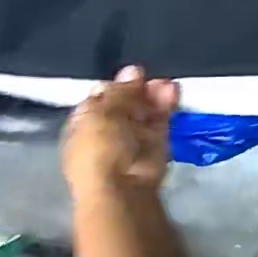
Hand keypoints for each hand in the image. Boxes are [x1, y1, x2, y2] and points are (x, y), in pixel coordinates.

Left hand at [62, 65, 178, 202]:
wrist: (123, 186)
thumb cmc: (99, 149)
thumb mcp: (102, 113)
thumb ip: (120, 91)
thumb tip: (133, 70)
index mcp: (84, 124)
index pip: (99, 98)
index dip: (114, 86)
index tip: (129, 75)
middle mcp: (108, 130)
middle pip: (126, 102)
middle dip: (138, 89)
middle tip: (149, 77)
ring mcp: (133, 137)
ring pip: (146, 109)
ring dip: (155, 95)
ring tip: (166, 84)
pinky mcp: (156, 143)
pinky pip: (162, 119)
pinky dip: (167, 105)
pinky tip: (173, 91)